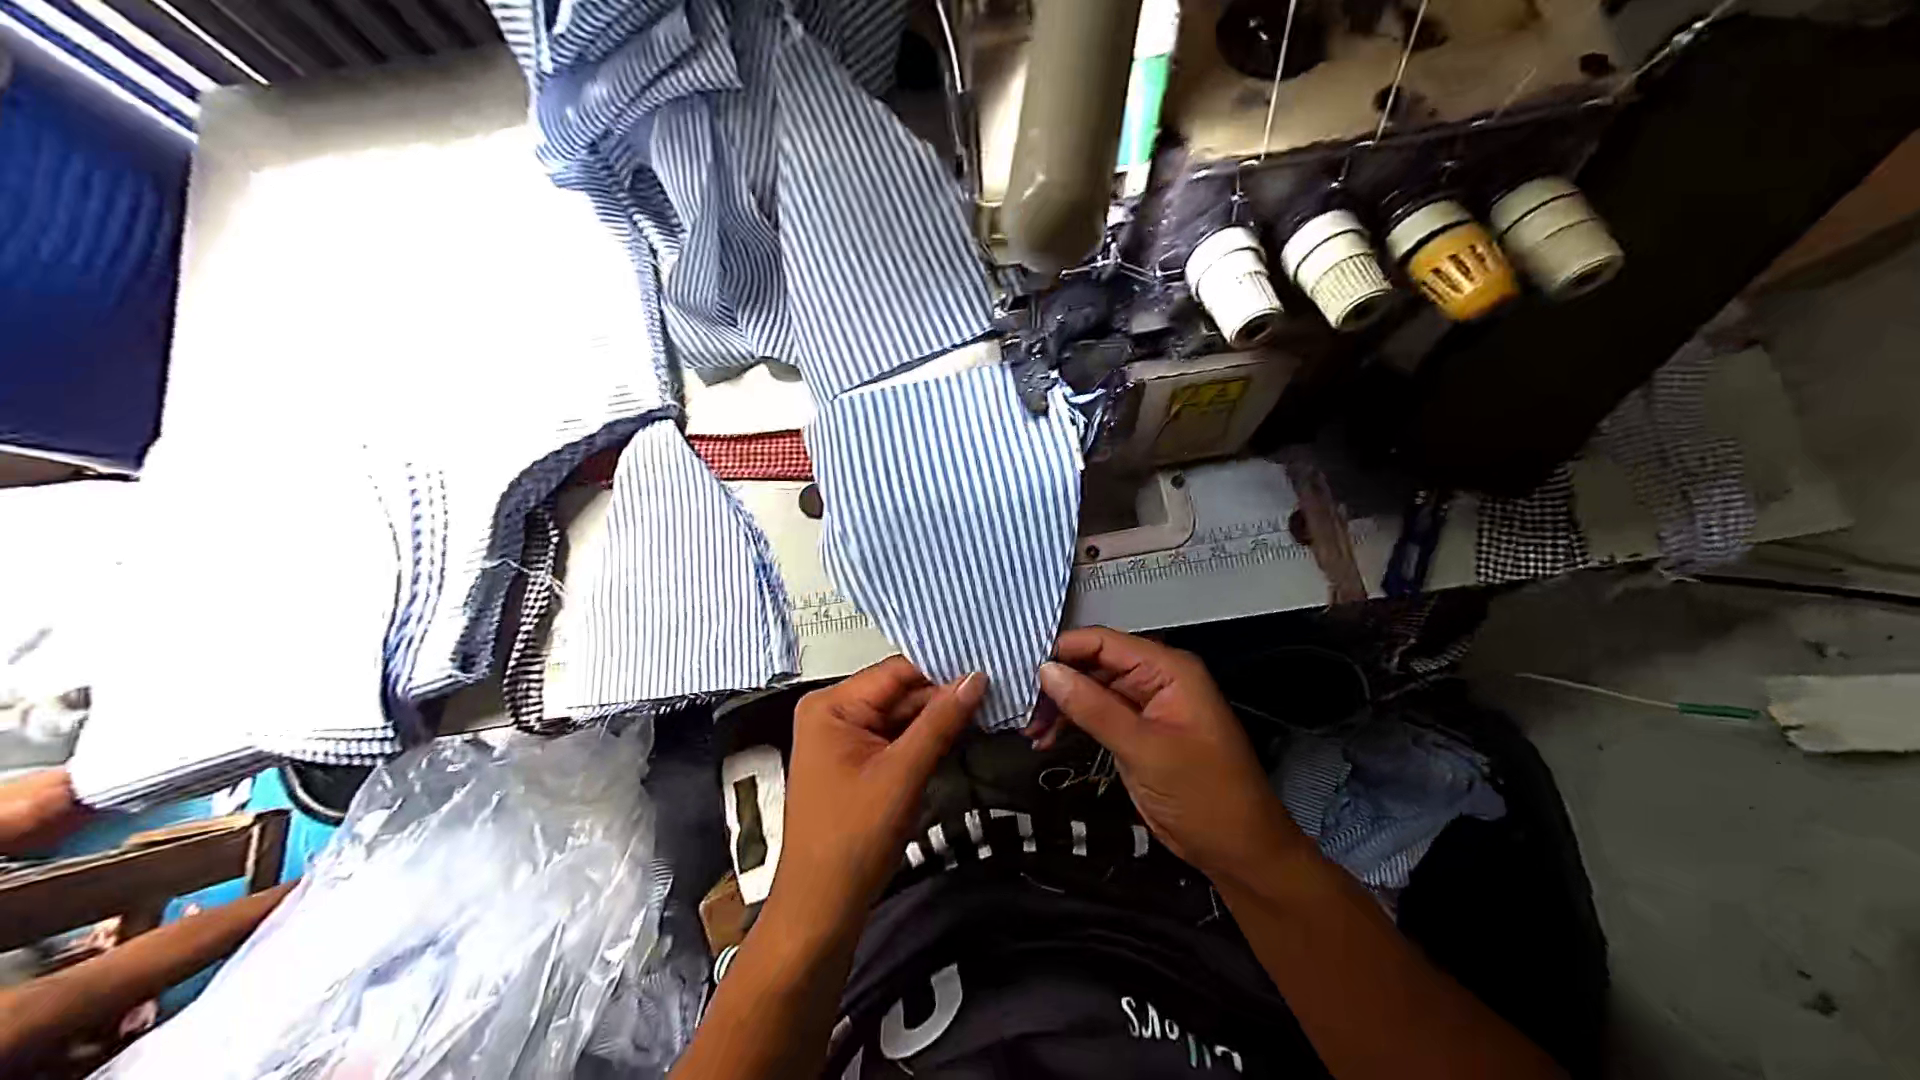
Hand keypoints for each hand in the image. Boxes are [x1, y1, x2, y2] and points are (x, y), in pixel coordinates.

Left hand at [770, 657, 985, 931]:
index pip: (896, 671)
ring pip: (901, 715)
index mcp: (831, 706)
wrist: (822, 907)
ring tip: (984, 711)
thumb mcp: (902, 774)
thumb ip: (940, 722)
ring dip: (938, 719)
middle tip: (992, 693)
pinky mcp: (857, 762)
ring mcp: (844, 739)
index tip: (984, 669)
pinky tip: (957, 735)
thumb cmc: (849, 842)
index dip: (941, 670)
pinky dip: (925, 739)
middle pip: (899, 692)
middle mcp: (833, 714)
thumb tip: (974, 680)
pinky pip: (896, 738)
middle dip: (943, 697)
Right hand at [1033, 627, 1306, 882]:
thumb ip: (1093, 707)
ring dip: (1059, 707)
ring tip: (1030, 730)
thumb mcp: (1144, 749)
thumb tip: (1046, 671)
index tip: (1023, 668)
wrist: (1238, 851)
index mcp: (1168, 670)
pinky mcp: (1136, 733)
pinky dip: (1071, 724)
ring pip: (1090, 690)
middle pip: (1093, 664)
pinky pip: (1096, 715)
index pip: (1105, 642)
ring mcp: (1144, 707)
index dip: (1063, 650)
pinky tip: (1047, 739)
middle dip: (1057, 683)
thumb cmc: (1203, 794)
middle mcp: (1155, 680)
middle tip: (1022, 708)